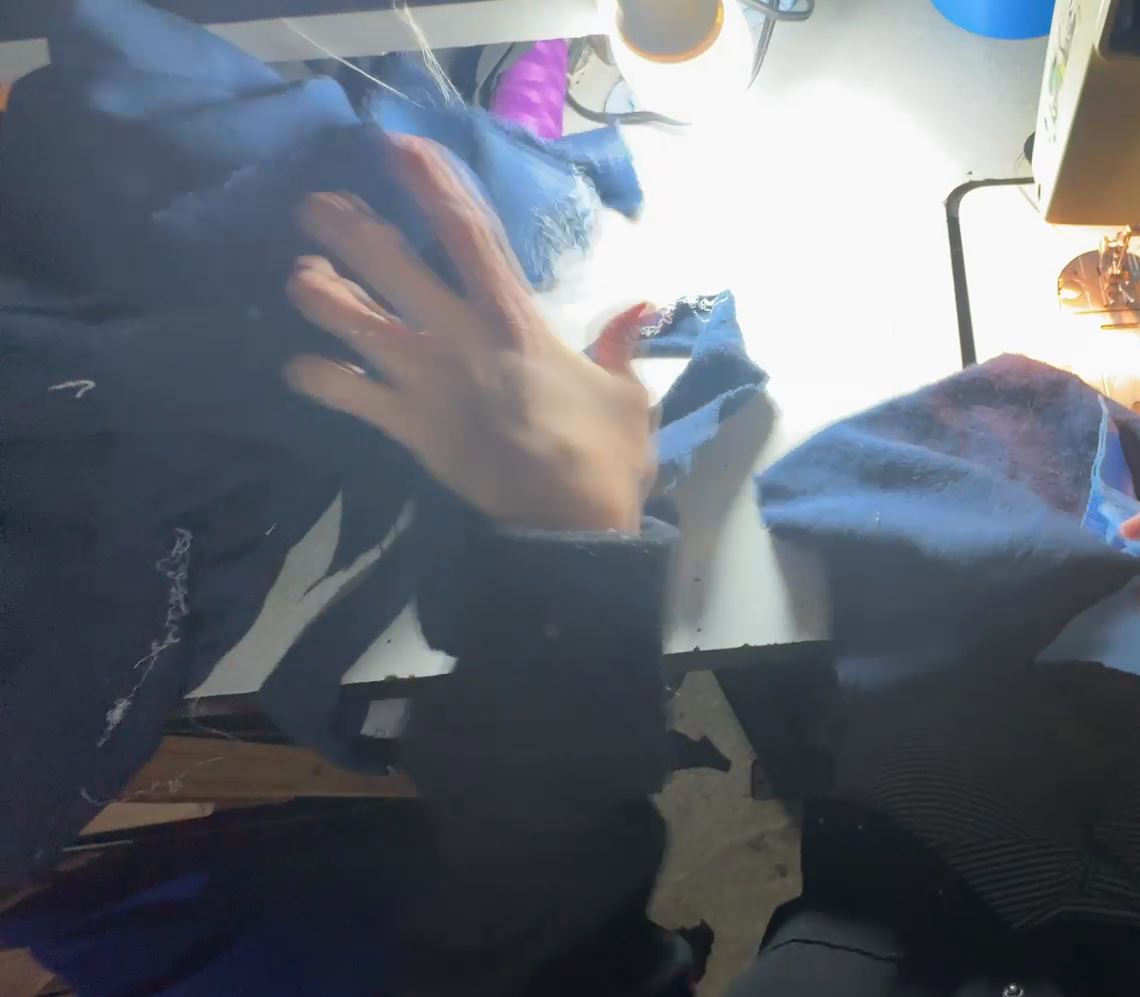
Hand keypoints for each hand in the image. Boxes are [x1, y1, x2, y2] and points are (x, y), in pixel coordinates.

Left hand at [284, 134, 655, 533]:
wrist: (570, 523)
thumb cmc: (607, 454)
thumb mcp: (630, 394)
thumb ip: (623, 344)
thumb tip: (644, 306)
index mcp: (515, 321)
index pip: (468, 235)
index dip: (432, 183)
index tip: (401, 147)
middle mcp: (456, 336)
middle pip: (377, 256)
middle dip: (337, 219)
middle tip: (322, 208)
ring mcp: (421, 379)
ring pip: (334, 311)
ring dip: (313, 286)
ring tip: (312, 280)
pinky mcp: (401, 423)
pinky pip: (331, 387)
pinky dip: (313, 372)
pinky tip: (314, 367)